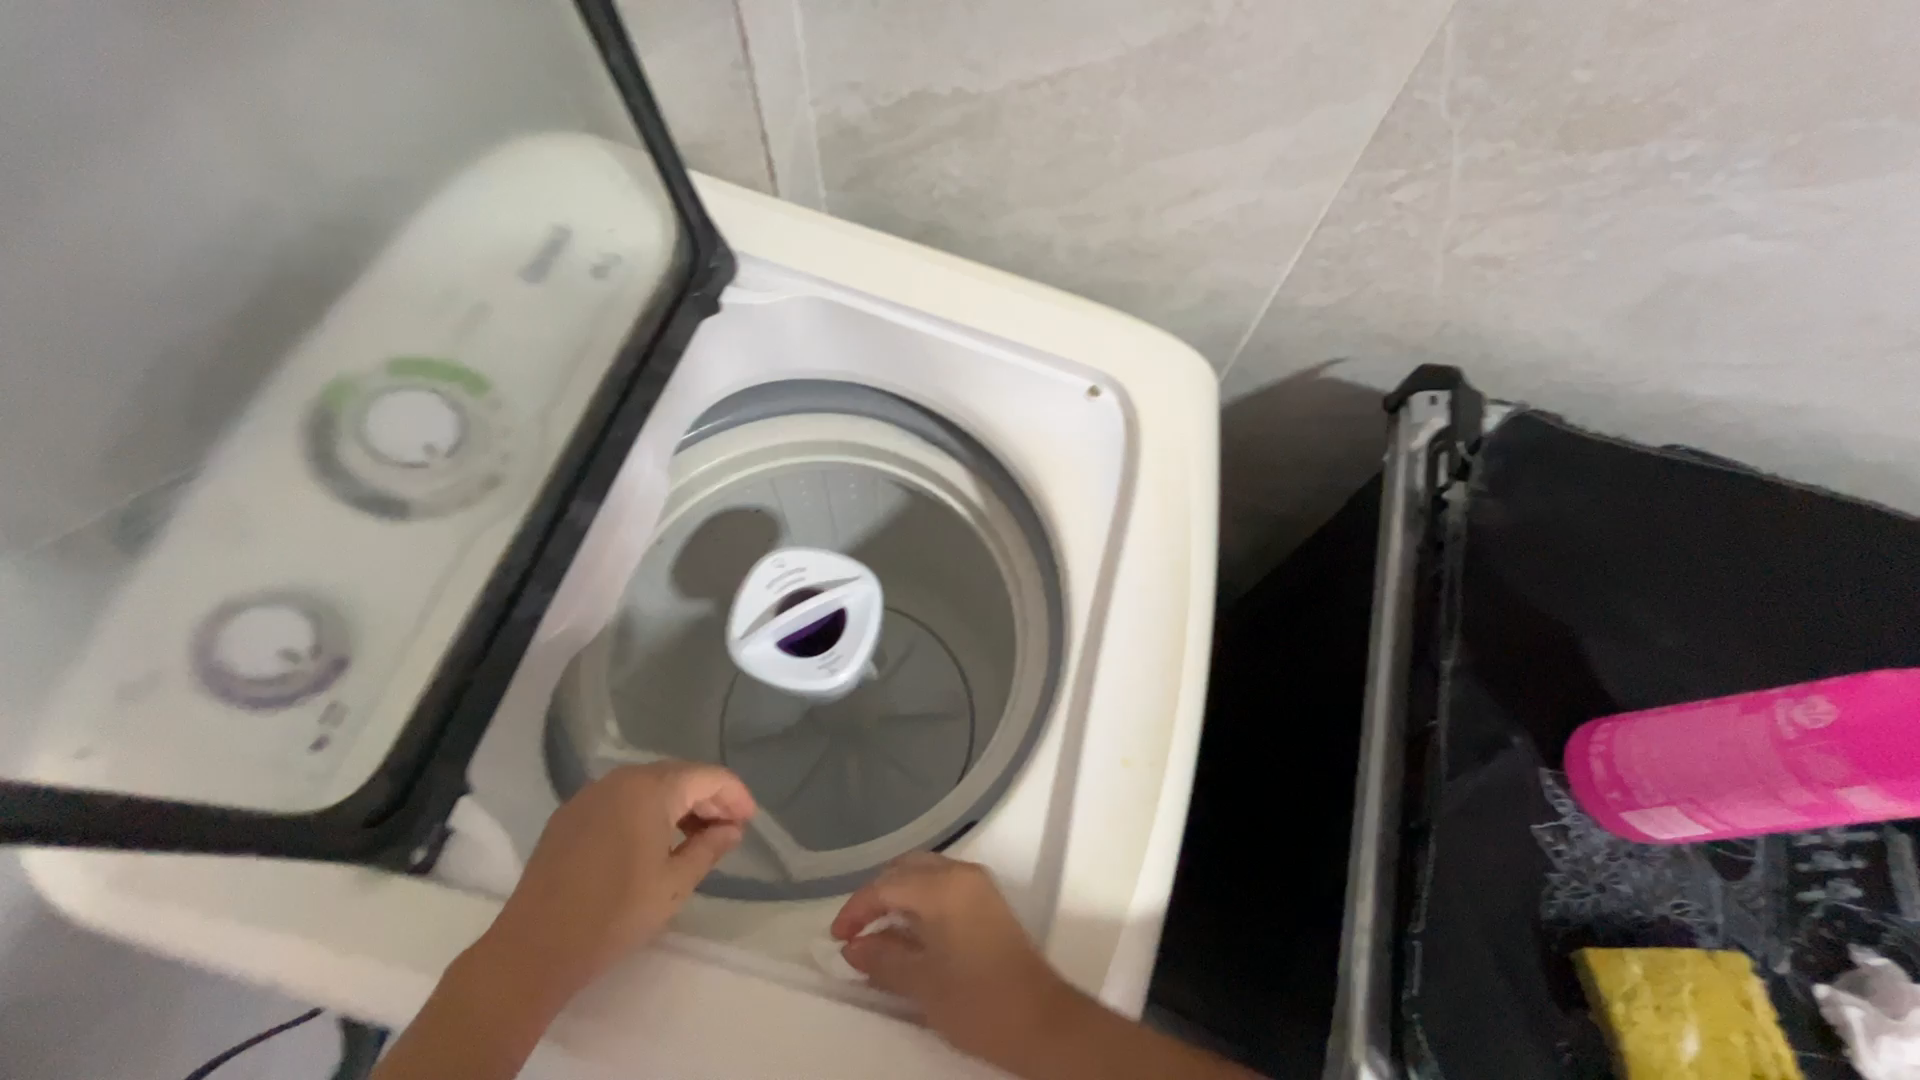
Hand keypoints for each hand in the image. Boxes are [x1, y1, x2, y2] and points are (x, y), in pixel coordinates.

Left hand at [472, 762, 756, 1008]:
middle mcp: (619, 780)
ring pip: (648, 786)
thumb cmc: (614, 915)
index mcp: (650, 789)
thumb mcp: (674, 884)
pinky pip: (620, 800)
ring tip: (695, 837)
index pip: (707, 777)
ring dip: (677, 804)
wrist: (533, 949)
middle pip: (678, 775)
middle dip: (708, 798)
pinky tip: (653, 842)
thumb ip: (709, 848)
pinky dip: (646, 811)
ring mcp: (589, 796)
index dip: (735, 796)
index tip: (749, 823)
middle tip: (728, 830)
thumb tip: (731, 829)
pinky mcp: (569, 817)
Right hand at [831, 853, 1075, 1063]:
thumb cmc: (976, 1002)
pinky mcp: (988, 901)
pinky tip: (909, 933)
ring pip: (925, 873)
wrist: (1040, 1021)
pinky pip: (943, 885)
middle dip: (876, 895)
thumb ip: (882, 958)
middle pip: (906, 869)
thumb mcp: (920, 984)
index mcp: (942, 887)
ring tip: (878, 934)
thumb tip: (853, 947)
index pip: (885, 885)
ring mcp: (978, 885)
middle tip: (856, 931)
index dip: (856, 909)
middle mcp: (961, 873)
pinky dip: (920, 900)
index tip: (838, 939)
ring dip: (898, 896)